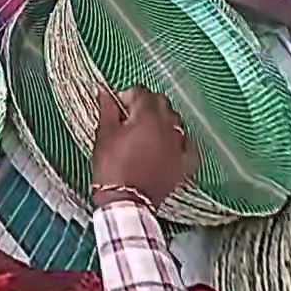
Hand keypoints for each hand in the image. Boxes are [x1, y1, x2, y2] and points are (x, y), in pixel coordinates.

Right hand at [91, 87, 196, 208]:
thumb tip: (103, 89)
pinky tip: (168, 144)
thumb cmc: (112, 165)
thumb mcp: (104, 134)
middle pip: (161, 102)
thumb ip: (107, 108)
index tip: (116, 106)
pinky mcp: (185, 164)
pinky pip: (187, 144)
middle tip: (130, 116)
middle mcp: (168, 127)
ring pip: (175, 120)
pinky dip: (178, 140)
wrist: (126, 201)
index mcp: (147, 116)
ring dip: (162, 119)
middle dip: (146, 103)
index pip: (141, 91)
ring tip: (147, 130)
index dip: (126, 95)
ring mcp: (179, 146)